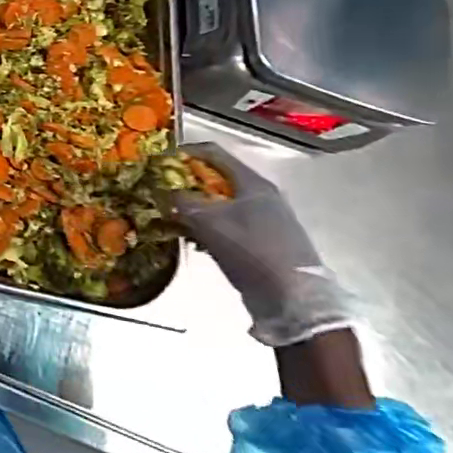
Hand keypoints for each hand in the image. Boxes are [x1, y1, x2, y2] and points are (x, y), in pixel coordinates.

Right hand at [166, 143, 353, 346]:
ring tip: (174, 220)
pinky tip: (196, 240)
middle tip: (162, 194)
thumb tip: (162, 189)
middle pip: (216, 177)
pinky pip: (229, 222)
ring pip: (221, 202)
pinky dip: (209, 226)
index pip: (212, 152)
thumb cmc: (252, 251)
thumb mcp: (208, 222)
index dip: (183, 152)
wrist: (294, 300)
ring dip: (195, 208)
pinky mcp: (265, 240)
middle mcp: (261, 195)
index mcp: (252, 182)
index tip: (158, 163)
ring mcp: (266, 218)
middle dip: (186, 184)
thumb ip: (182, 201)